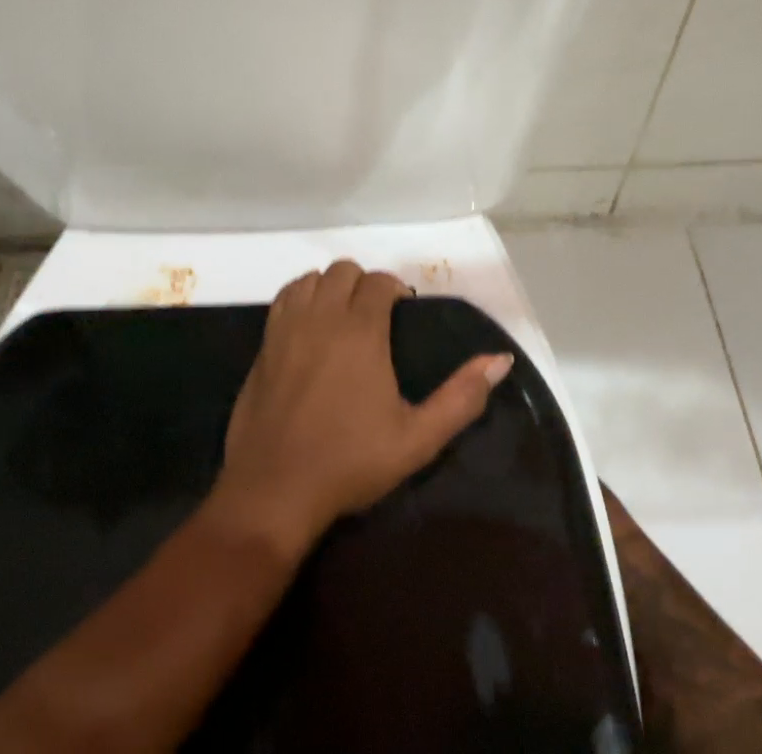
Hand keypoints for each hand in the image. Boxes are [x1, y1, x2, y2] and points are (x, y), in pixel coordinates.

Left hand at [211, 260, 512, 554]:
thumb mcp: (417, 439)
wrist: (274, 490)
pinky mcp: (261, 348)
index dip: (395, 289)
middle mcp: (319, 319)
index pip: (378, 281)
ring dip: (329, 288)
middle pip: (342, 271)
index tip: (404, 314)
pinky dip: (300, 300)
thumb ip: (461, 397)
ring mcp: (284, 331)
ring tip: (343, 320)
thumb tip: (500, 361)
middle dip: (363, 284)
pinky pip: (282, 301)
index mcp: (359, 332)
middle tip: (378, 318)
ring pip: (308, 280)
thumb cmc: (350, 463)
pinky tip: (310, 331)